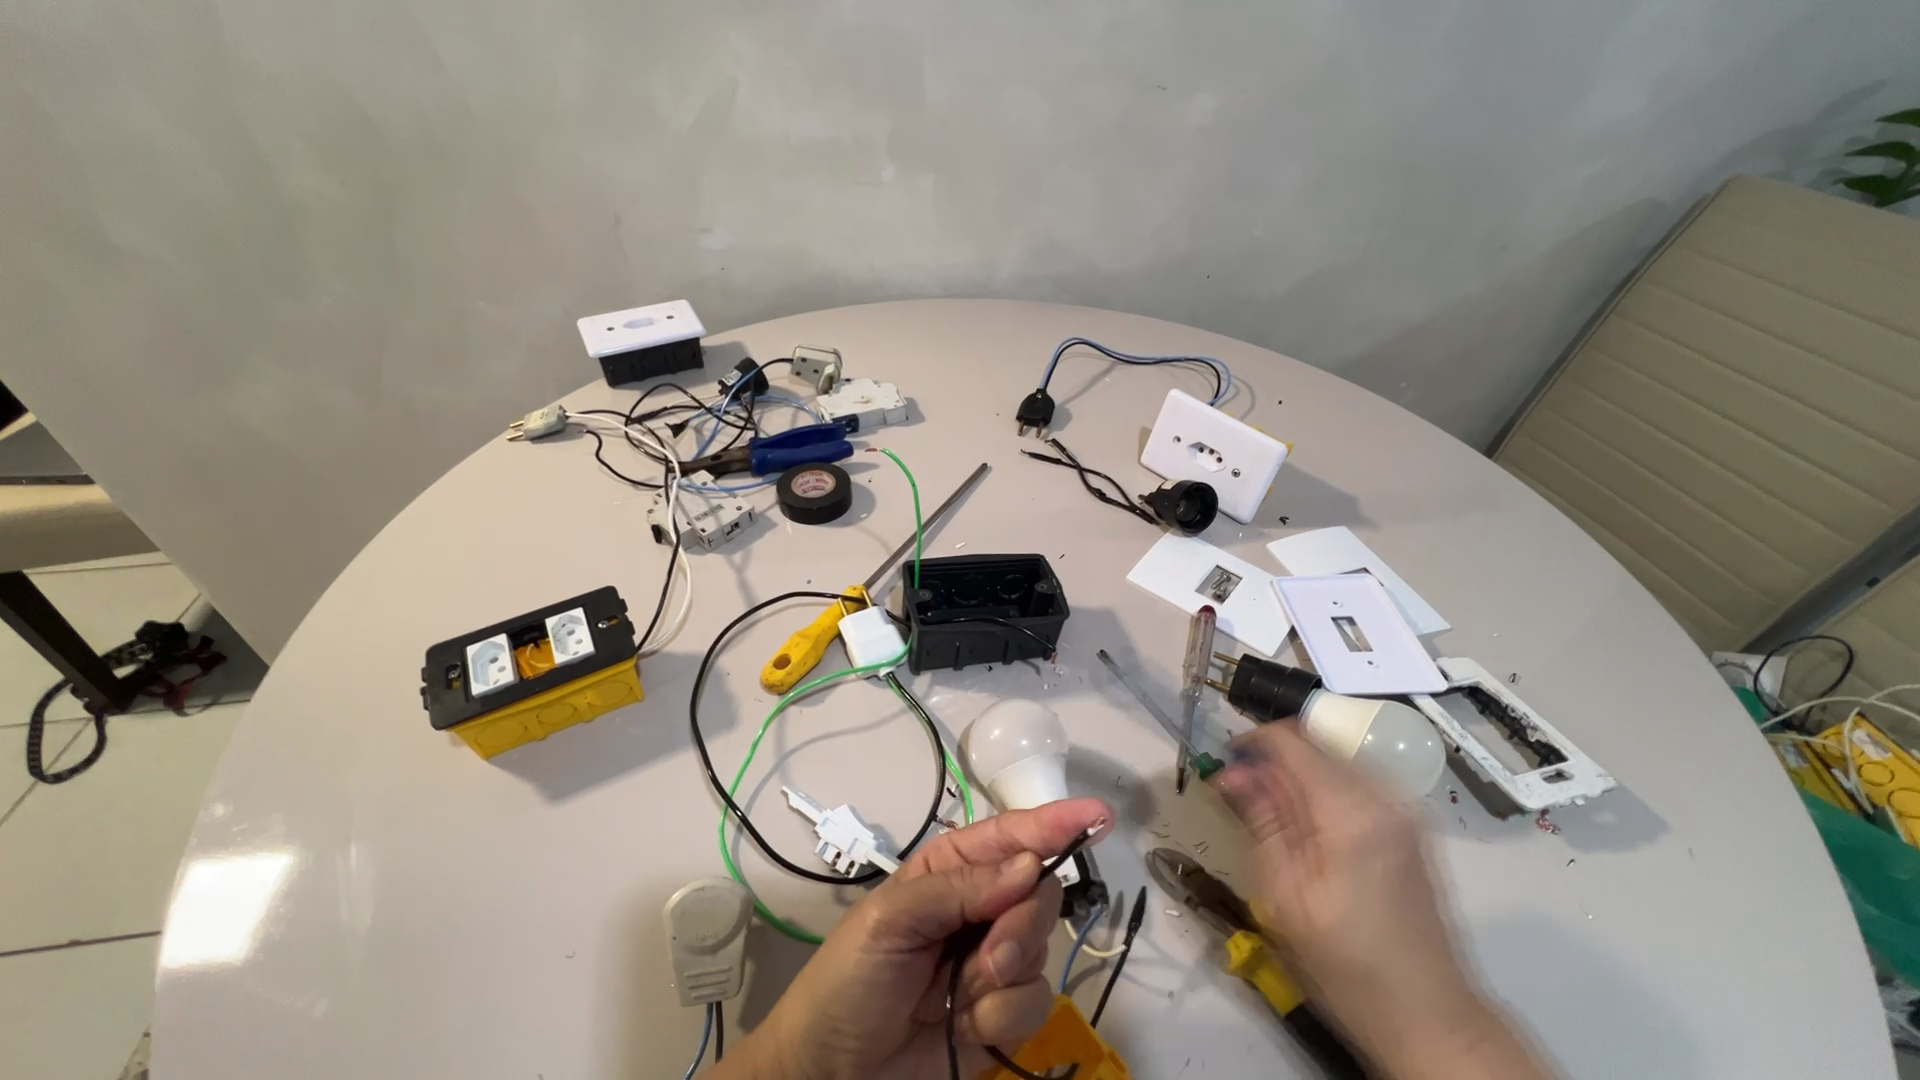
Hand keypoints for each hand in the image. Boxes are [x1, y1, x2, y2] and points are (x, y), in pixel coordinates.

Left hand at [722, 797, 1111, 1079]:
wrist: (834, 1073)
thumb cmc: (848, 980)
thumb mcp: (890, 919)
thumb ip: (960, 888)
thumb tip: (1029, 864)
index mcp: (948, 870)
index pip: (1010, 836)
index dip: (1054, 823)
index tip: (1098, 816)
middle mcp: (978, 907)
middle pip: (1038, 891)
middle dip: (1022, 921)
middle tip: (988, 953)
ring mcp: (993, 960)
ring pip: (1041, 947)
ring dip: (1005, 973)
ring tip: (963, 992)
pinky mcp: (1003, 1011)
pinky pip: (1035, 1000)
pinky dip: (1002, 1015)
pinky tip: (966, 1024)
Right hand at [1217, 723, 1550, 1079]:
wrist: (1430, 1014)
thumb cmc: (1345, 963)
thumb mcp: (1286, 896)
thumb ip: (1262, 821)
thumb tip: (1233, 773)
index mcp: (1350, 811)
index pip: (1291, 740)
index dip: (1251, 742)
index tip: (1224, 765)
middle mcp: (1384, 796)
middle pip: (1317, 742)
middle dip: (1273, 756)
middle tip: (1241, 792)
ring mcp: (1406, 809)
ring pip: (1336, 758)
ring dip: (1298, 769)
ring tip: (1270, 812)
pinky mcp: (1413, 825)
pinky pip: (1358, 781)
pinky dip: (1325, 786)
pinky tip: (1308, 826)